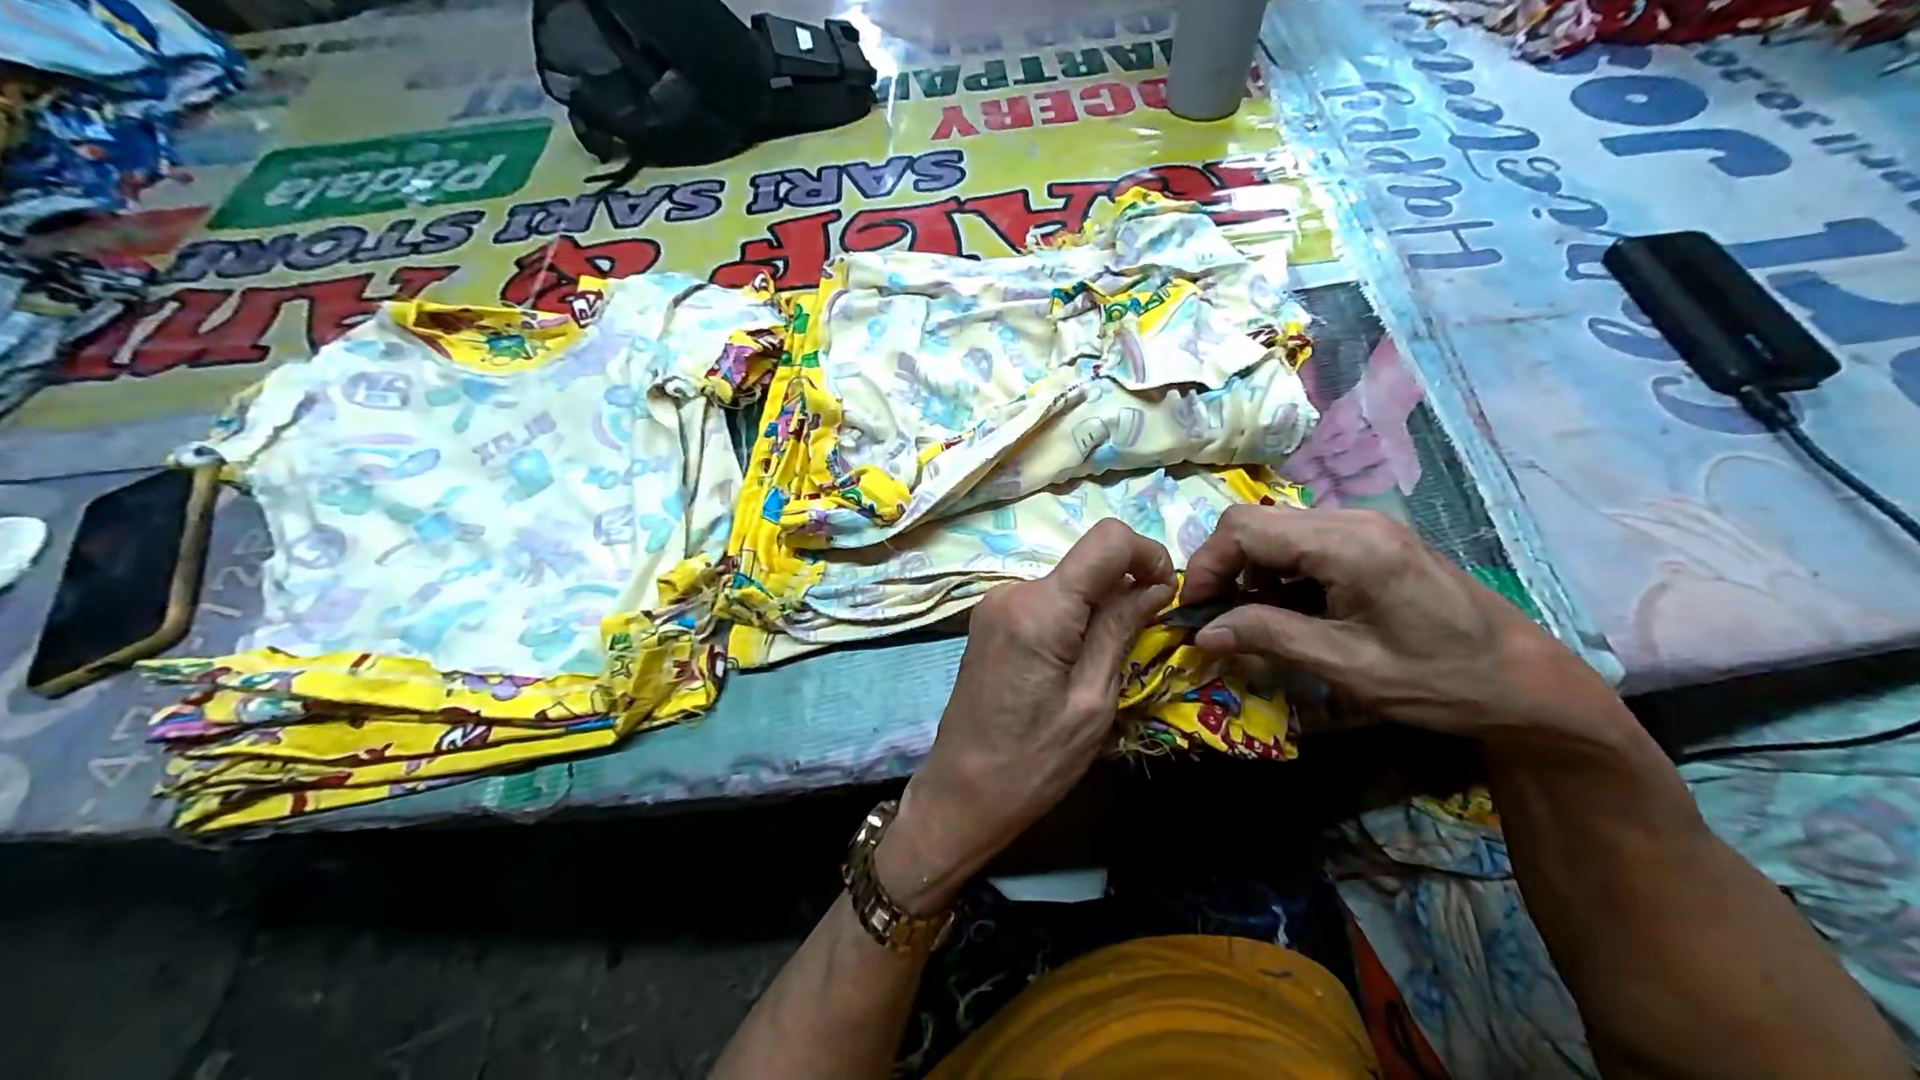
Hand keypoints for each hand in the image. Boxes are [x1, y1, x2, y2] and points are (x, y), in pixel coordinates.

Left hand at [876, 520, 1175, 912]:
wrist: (963, 791)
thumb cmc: (1035, 761)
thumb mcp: (1093, 701)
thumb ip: (1120, 631)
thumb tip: (1155, 585)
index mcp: (1040, 609)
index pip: (1107, 540)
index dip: (1147, 554)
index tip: (1165, 593)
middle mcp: (1012, 591)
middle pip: (1087, 560)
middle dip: (1125, 585)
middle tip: (1143, 635)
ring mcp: (996, 604)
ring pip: (1068, 580)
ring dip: (1098, 605)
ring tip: (1106, 659)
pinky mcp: (990, 620)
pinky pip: (1045, 600)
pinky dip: (1072, 616)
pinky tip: (1075, 659)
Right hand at [1183, 505, 1631, 747]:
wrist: (1527, 683)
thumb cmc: (1441, 680)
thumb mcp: (1348, 666)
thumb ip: (1270, 638)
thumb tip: (1203, 633)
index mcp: (1350, 545)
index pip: (1245, 528)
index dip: (1208, 566)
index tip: (1195, 612)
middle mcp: (1354, 520)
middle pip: (1255, 521)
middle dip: (1224, 567)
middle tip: (1218, 617)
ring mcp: (1365, 526)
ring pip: (1275, 530)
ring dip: (1249, 570)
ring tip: (1252, 618)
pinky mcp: (1371, 540)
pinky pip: (1302, 541)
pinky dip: (1278, 571)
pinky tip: (1288, 608)